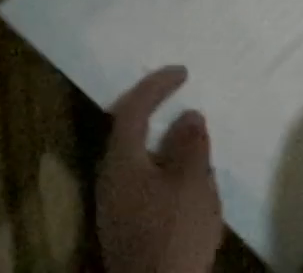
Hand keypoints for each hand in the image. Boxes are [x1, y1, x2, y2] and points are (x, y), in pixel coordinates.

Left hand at [97, 66, 223, 272]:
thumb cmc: (175, 231)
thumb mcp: (192, 182)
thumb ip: (190, 145)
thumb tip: (188, 116)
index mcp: (122, 164)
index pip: (131, 112)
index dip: (155, 86)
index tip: (183, 71)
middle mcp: (110, 180)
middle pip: (125, 133)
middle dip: (151, 108)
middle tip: (178, 91)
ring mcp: (114, 205)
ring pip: (133, 155)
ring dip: (157, 135)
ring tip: (187, 126)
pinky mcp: (126, 222)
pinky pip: (140, 174)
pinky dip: (160, 157)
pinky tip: (182, 165)